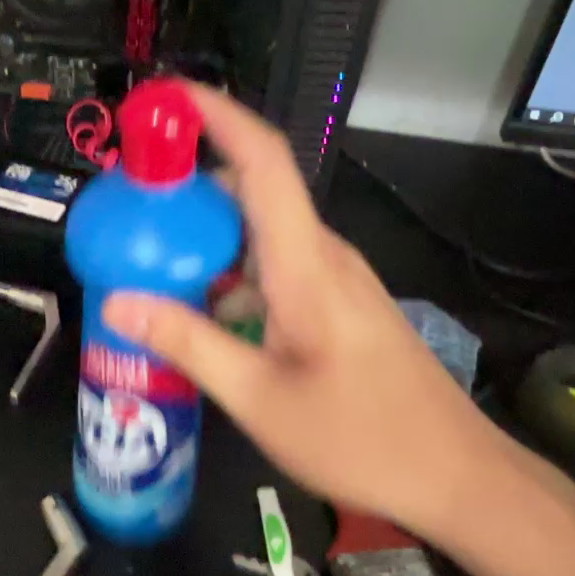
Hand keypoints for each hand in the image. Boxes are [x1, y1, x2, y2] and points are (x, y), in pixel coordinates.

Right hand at [101, 82, 524, 536]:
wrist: (456, 476)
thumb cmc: (359, 437)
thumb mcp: (258, 398)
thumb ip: (188, 344)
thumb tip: (118, 302)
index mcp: (305, 265)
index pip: (263, 162)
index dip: (217, 118)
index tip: (165, 99)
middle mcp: (323, 257)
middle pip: (253, 193)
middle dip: (188, 188)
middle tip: (128, 207)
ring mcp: (335, 280)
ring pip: (260, 234)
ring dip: (206, 237)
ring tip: (149, 261)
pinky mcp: (337, 304)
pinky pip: (274, 267)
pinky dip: (229, 272)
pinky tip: (199, 312)